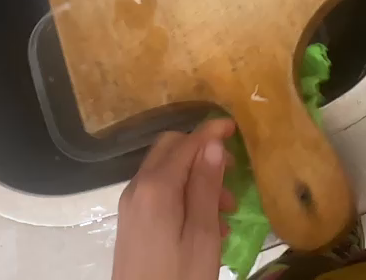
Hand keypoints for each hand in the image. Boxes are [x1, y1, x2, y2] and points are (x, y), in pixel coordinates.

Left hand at [112, 119, 237, 279]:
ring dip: (195, 177)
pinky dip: (182, 193)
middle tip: (231, 174)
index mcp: (156, 187)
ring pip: (165, 170)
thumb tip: (213, 143)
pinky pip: (158, 192)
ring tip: (226, 209)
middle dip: (202, 153)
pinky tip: (205, 223)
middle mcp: (138, 187)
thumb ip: (206, 187)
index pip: (187, 142)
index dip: (211, 132)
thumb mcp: (202, 237)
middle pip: (170, 148)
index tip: (235, 127)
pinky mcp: (130, 224)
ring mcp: (131, 206)